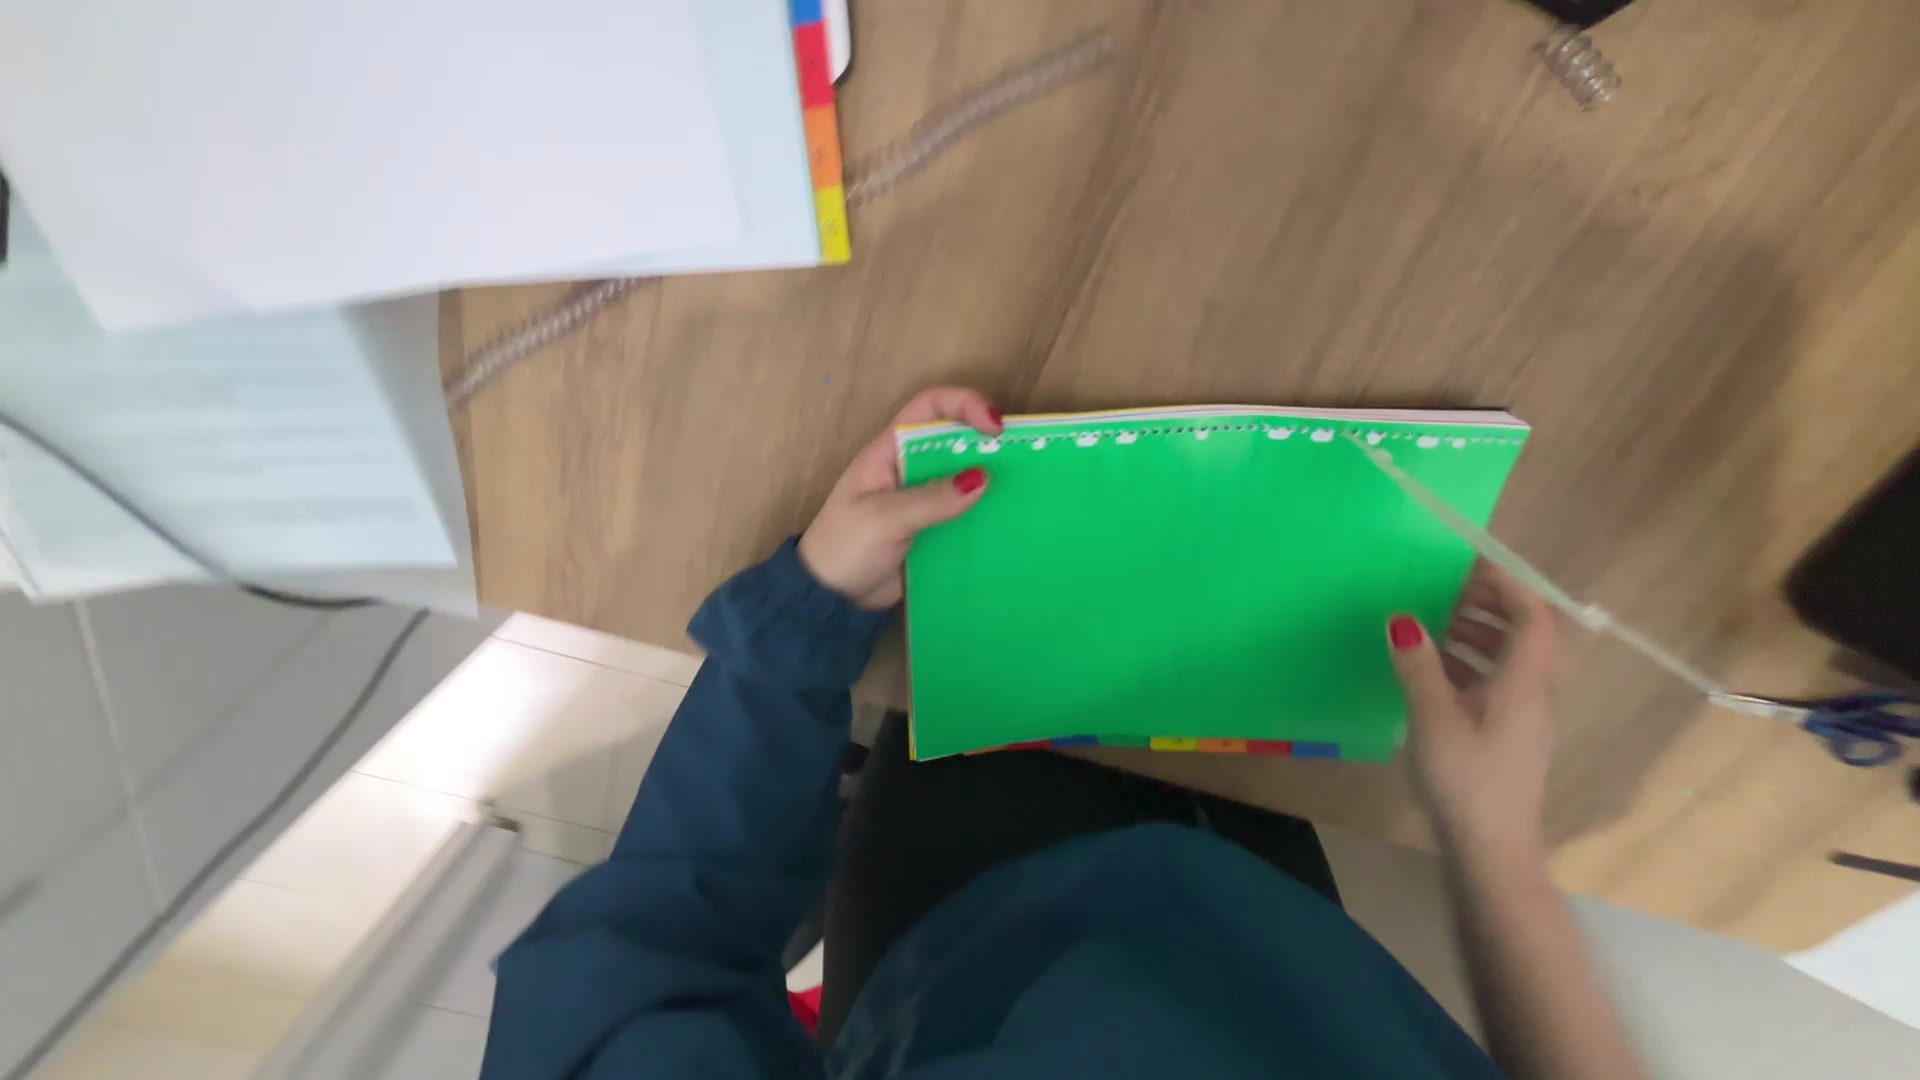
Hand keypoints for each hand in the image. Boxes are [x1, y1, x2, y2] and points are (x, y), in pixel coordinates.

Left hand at [797, 387, 1003, 609]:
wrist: (830, 597)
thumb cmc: (844, 547)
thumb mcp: (884, 518)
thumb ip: (931, 499)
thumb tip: (981, 478)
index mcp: (890, 451)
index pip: (929, 406)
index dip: (964, 404)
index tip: (995, 427)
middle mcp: (910, 468)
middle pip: (954, 438)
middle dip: (987, 442)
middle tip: (1021, 457)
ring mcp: (923, 499)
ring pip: (964, 477)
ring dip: (991, 479)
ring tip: (1023, 489)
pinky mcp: (933, 529)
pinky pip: (965, 512)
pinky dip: (985, 513)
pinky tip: (1008, 520)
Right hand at [1386, 564, 1560, 865]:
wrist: (1490, 848)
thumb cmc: (1465, 778)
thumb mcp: (1433, 718)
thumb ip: (1418, 665)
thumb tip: (1402, 619)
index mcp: (1522, 685)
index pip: (1533, 620)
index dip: (1509, 588)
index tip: (1472, 565)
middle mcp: (1530, 695)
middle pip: (1524, 636)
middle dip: (1489, 606)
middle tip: (1443, 590)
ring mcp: (1519, 717)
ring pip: (1507, 660)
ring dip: (1476, 633)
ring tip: (1430, 623)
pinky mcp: (1503, 735)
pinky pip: (1492, 681)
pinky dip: (1466, 663)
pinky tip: (1430, 668)